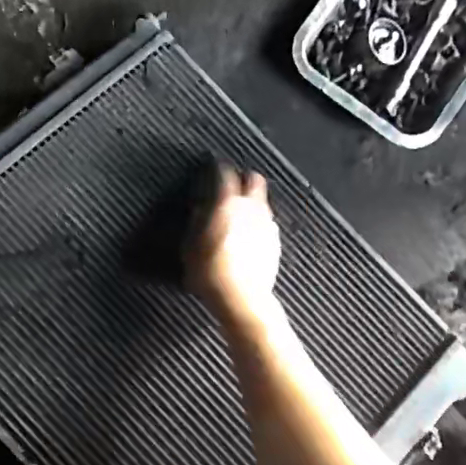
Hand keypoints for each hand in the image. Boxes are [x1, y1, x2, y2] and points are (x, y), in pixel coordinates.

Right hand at [186, 165, 281, 323]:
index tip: (212, 165)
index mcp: (227, 204)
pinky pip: (266, 221)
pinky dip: (256, 220)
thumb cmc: (210, 273)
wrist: (243, 299)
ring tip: (236, 209)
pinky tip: (246, 233)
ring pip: (262, 200)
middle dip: (242, 176)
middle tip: (230, 182)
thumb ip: (196, 222)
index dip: (218, 167)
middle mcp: (251, 208)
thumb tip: (201, 208)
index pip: (225, 174)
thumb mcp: (190, 247)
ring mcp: (267, 224)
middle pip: (254, 179)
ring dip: (250, 199)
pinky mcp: (275, 241)